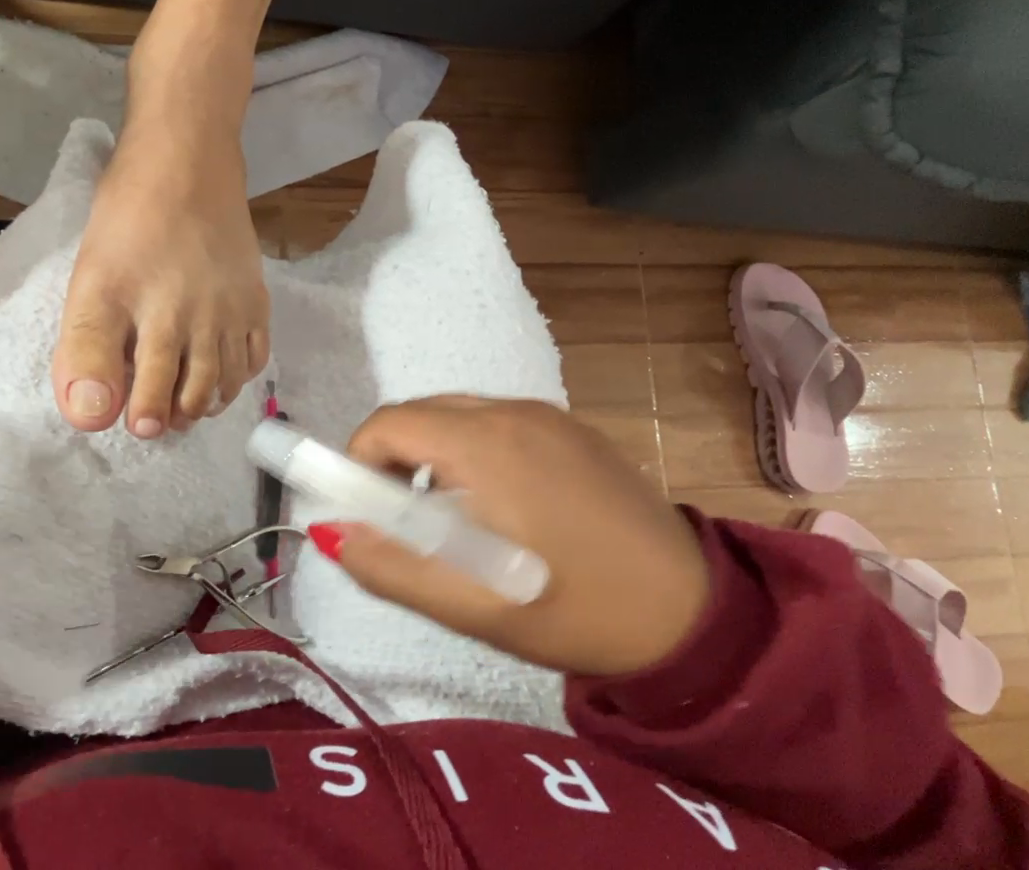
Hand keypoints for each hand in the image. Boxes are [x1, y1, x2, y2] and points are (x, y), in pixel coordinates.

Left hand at [52, 32, 269, 437]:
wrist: (186, 158)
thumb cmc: (127, 219)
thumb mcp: (91, 284)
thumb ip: (88, 352)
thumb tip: (91, 419)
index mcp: (162, 328)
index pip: (156, 397)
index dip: (145, 417)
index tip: (136, 425)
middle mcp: (208, 328)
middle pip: (197, 392)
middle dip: (175, 413)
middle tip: (158, 419)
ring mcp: (237, 312)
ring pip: (229, 378)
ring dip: (206, 398)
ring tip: (186, 404)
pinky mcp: (256, 294)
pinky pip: (257, 351)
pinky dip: (241, 372)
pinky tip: (224, 372)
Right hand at [317, 397, 710, 676]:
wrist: (699, 617)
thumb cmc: (574, 612)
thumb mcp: (470, 606)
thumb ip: (388, 567)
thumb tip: (330, 531)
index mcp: (486, 445)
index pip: (388, 424)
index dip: (359, 463)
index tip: (370, 513)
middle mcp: (514, 412)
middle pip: (419, 414)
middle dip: (394, 460)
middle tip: (410, 522)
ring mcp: (550, 417)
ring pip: (458, 416)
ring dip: (434, 456)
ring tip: (457, 519)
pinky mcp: (575, 431)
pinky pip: (498, 424)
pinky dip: (475, 452)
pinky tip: (504, 507)